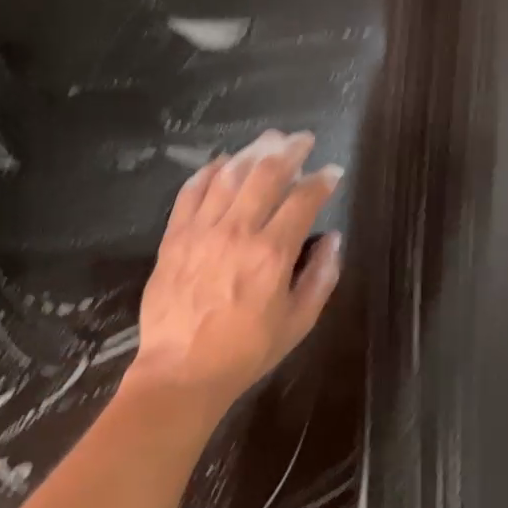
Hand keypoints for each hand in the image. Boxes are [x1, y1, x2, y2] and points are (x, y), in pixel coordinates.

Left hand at [128, 131, 344, 408]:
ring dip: (250, 153)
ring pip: (227, 175)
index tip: (332, 172)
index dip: (321, 180)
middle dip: (288, 150)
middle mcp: (236, 231)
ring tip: (267, 141)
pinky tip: (220, 163)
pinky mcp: (173, 236)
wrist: (181, 368)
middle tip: (301, 139)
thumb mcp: (297, 324)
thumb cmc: (245, 352)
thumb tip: (333, 240)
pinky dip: (207, 172)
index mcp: (272, 253)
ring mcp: (200, 230)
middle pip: (264, 174)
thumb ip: (320, 278)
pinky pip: (190, 192)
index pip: (302, 200)